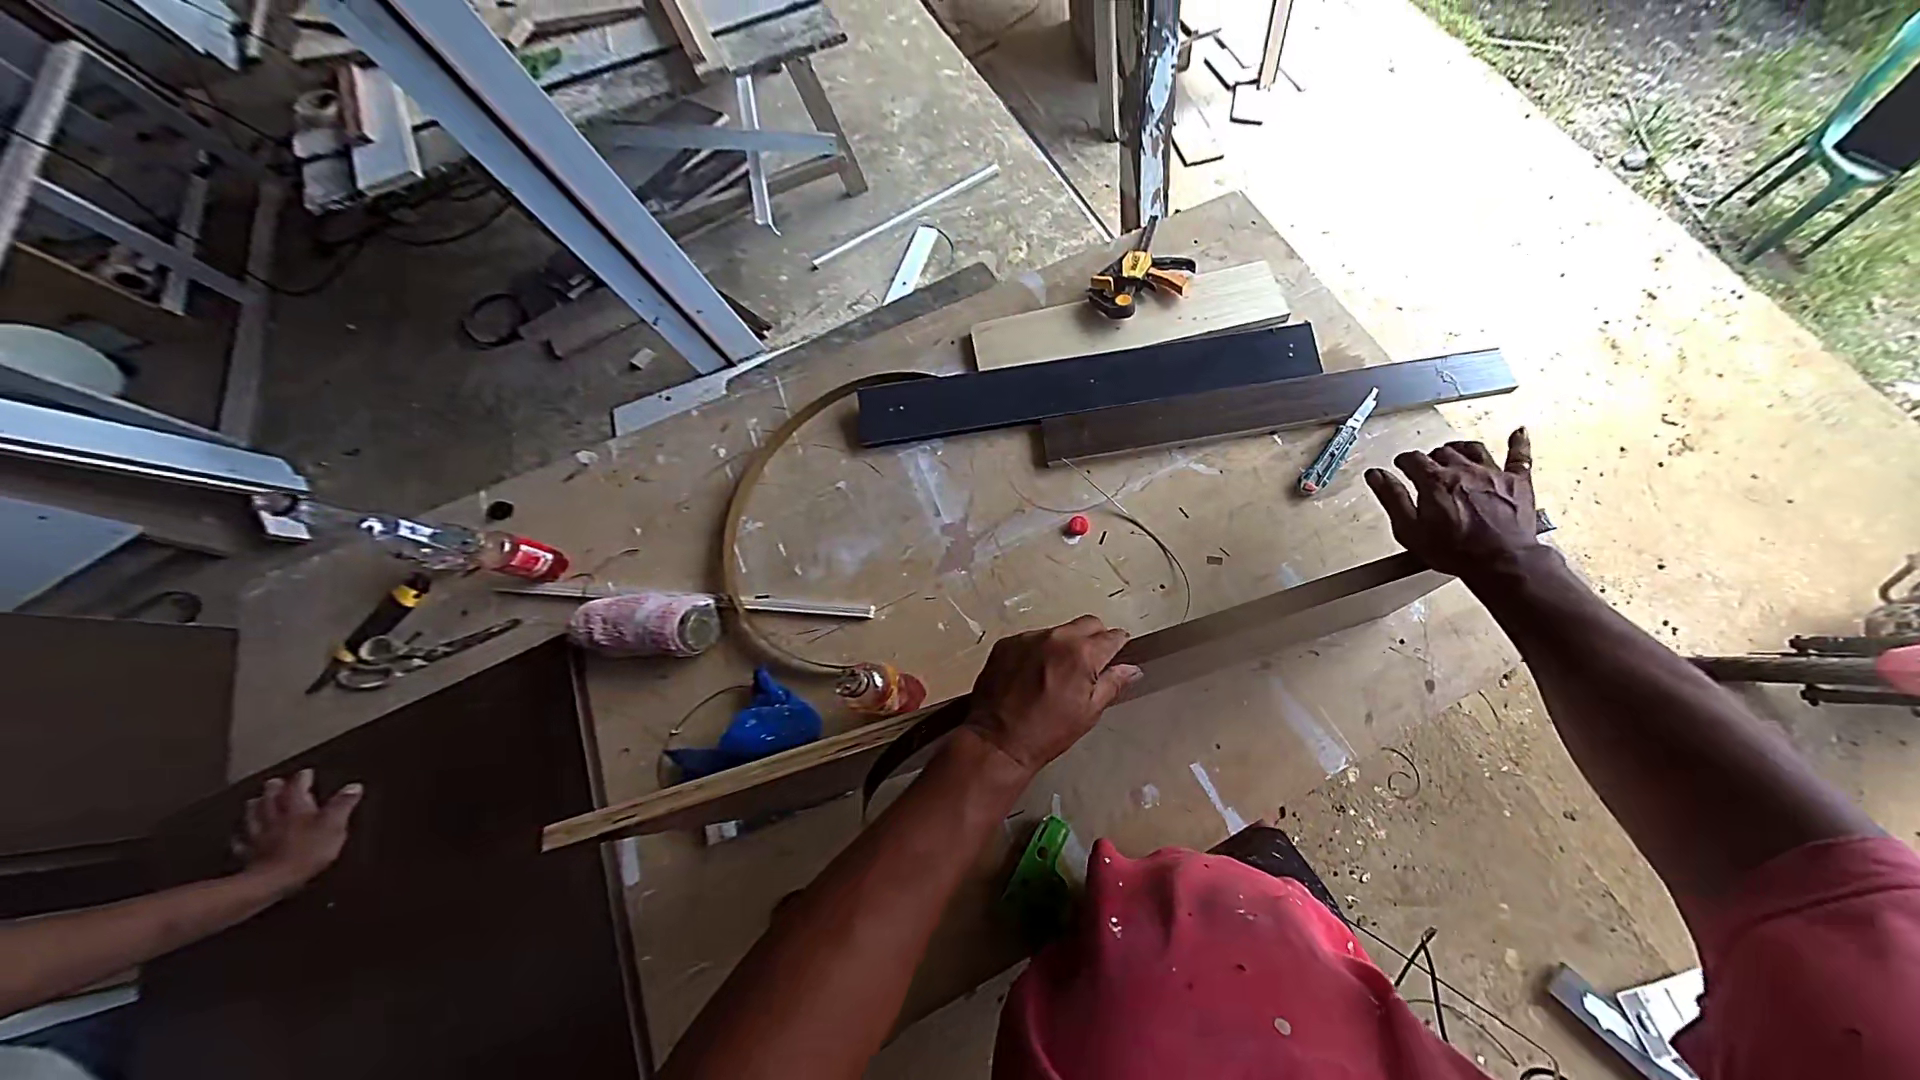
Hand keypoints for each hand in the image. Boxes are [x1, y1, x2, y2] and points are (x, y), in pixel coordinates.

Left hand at [236, 769, 362, 891]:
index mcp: (297, 810)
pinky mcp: (250, 856)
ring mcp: (259, 838)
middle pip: (271, 801)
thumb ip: (343, 805)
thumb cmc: (308, 851)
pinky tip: (240, 837)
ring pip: (254, 818)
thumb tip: (353, 787)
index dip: (302, 779)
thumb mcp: (335, 825)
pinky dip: (241, 838)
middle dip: (273, 790)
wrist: (271, 882)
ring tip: (253, 801)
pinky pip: (243, 843)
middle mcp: (275, 820)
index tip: (305, 772)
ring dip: (254, 809)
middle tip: (273, 782)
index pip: (298, 788)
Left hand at [965, 615, 1142, 774]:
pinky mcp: (1006, 644)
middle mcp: (1055, 639)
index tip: (1116, 653)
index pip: (1112, 636)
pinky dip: (1037, 651)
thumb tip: (1130, 670)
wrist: (998, 740)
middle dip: (1094, 639)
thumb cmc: (1044, 732)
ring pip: (1058, 631)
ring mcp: (1028, 639)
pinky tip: (1033, 675)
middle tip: (1089, 665)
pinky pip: (1031, 639)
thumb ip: (1112, 684)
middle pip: (1087, 624)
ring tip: (1056, 676)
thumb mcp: (1089, 712)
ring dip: (1063, 646)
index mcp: (1081, 654)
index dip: (1118, 646)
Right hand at [1364, 428, 1540, 580]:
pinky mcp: (1518, 483)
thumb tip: (1376, 476)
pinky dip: (1518, 442)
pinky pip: (1519, 456)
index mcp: (1435, 482)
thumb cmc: (1456, 549)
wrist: (1501, 561)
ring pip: (1473, 449)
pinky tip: (1518, 432)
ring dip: (1459, 449)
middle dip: (1430, 458)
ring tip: (1453, 452)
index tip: (1401, 465)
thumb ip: (1391, 497)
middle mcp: (1464, 472)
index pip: (1413, 459)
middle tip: (1425, 466)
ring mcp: (1493, 475)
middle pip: (1443, 452)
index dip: (1404, 461)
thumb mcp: (1409, 528)